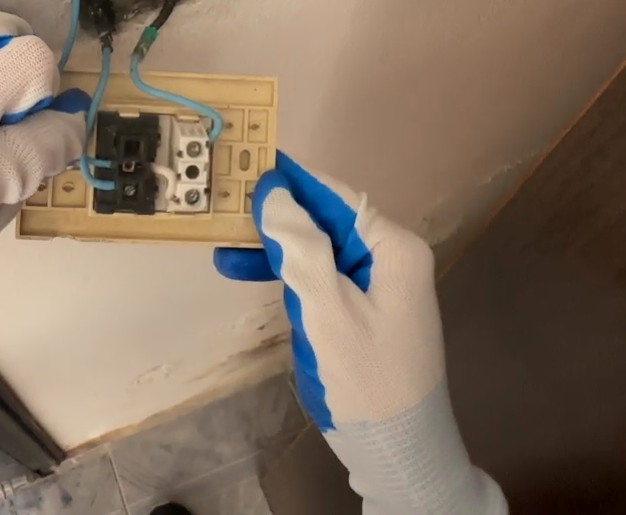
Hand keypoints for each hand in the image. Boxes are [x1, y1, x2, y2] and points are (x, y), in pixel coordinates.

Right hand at [215, 155, 504, 514]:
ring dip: (274, 251)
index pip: (332, 197)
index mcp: (392, 249)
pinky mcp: (362, 306)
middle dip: (275, 221)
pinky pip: (319, 276)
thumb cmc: (367, 380)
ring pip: (315, 249)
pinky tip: (249, 275)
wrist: (400, 457)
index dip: (288, 183)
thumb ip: (300, 247)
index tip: (245, 168)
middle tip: (225, 213)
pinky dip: (287, 277)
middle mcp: (388, 256)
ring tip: (225, 254)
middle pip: (322, 221)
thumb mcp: (327, 311)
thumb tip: (274, 191)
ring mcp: (376, 282)